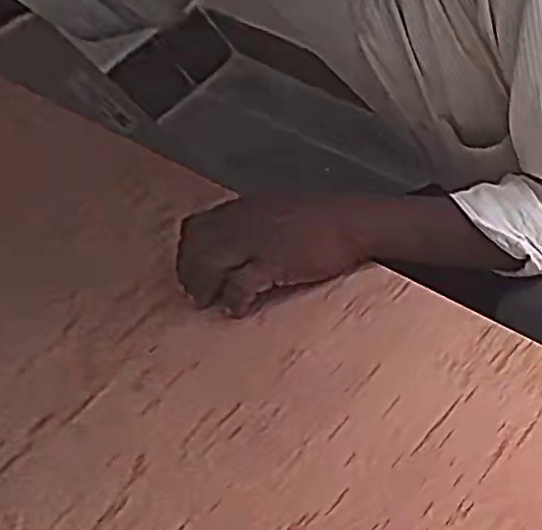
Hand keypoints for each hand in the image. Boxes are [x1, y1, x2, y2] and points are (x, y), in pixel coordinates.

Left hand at [176, 196, 372, 317]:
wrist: (352, 224)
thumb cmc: (329, 222)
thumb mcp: (287, 214)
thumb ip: (266, 225)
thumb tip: (258, 246)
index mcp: (245, 209)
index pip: (199, 226)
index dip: (190, 249)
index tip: (190, 267)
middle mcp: (243, 222)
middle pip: (199, 246)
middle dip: (190, 271)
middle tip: (193, 293)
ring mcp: (256, 243)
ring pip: (212, 263)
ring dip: (204, 285)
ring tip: (205, 303)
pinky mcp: (273, 264)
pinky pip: (241, 282)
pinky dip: (234, 297)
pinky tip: (235, 309)